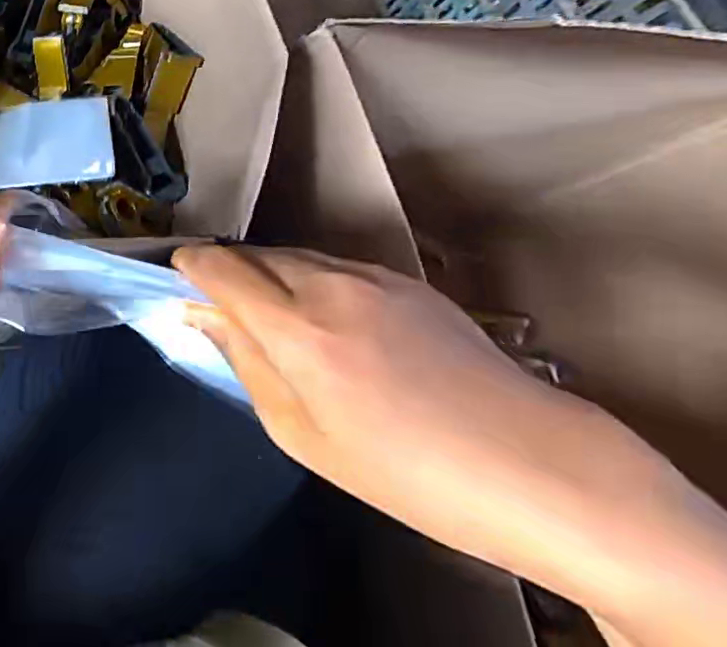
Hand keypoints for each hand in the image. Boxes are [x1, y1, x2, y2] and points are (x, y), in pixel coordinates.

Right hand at [173, 244, 726, 646]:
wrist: (546, 472)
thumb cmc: (409, 473)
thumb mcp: (303, 436)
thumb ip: (245, 364)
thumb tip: (204, 316)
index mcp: (298, 331)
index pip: (217, 266)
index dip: (188, 266)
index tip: (179, 280)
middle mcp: (330, 287)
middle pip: (251, 253)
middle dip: (227, 271)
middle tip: (225, 308)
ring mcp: (374, 278)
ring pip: (293, 255)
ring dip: (269, 274)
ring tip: (279, 316)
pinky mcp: (410, 282)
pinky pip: (335, 264)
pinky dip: (311, 279)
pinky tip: (333, 321)